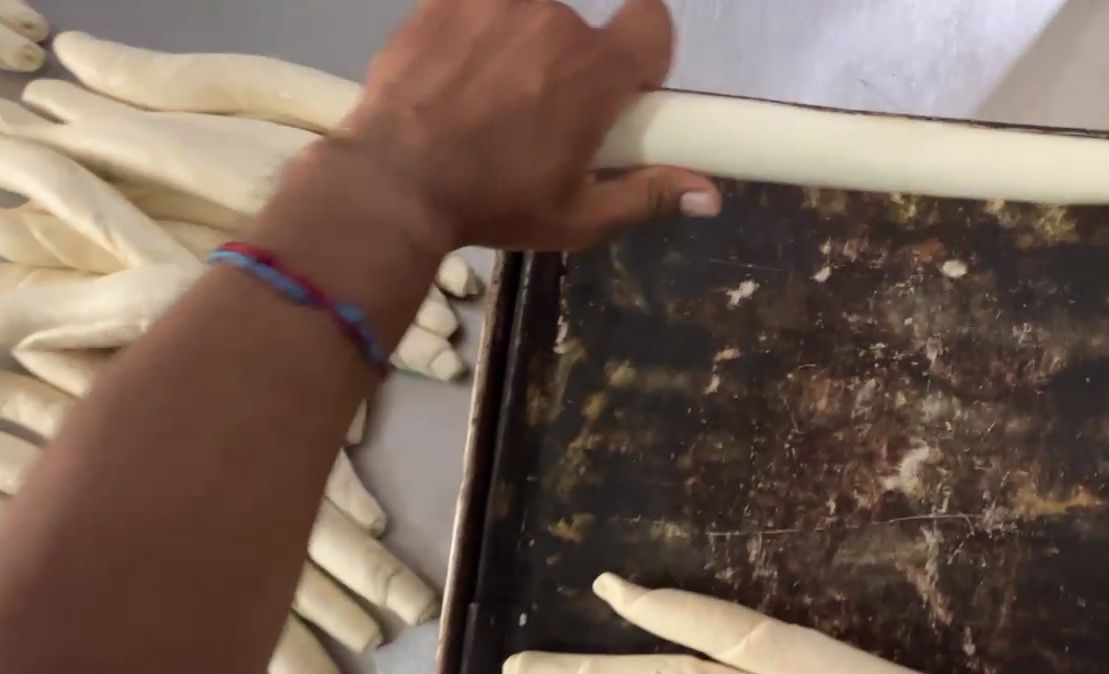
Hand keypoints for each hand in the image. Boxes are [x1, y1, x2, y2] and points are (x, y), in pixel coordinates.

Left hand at [336, 0, 719, 251]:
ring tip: (490, 105)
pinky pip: (483, 8)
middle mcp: (552, 16)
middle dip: (575, 69)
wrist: (396, 181)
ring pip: (531, 17)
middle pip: (586, 30)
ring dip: (524, 51)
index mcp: (594, 72)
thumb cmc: (497, 205)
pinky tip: (456, 80)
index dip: (647, 55)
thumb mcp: (581, 217)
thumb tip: (712, 195)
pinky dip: (479, 36)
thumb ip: (648, 194)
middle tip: (543, 121)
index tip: (625, 94)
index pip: (654, 23)